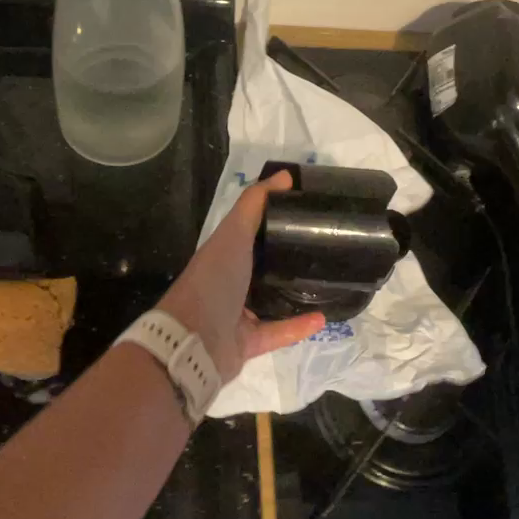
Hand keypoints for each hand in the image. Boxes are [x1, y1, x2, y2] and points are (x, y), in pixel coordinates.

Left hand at [156, 170, 324, 381]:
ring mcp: (237, 314)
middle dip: (288, 256)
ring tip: (326, 281)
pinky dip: (298, 326)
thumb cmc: (213, 279)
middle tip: (324, 245)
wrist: (192, 341)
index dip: (274, 217)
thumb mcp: (233, 233)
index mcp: (223, 253)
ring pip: (271, 300)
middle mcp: (229, 281)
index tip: (307, 208)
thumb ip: (255, 204)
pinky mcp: (248, 342)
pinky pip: (279, 332)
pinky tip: (323, 316)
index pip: (250, 231)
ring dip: (294, 293)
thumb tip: (285, 176)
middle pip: (262, 265)